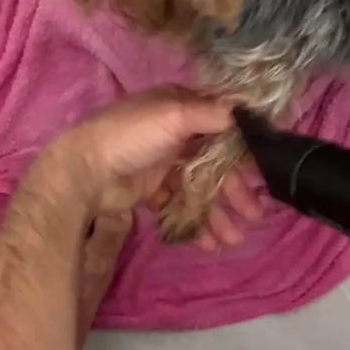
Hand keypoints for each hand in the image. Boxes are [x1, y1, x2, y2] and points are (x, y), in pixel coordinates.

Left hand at [36, 88, 262, 247]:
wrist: (84, 170)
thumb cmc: (131, 135)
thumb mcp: (174, 115)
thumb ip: (212, 114)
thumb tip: (248, 107)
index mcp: (181, 109)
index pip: (223, 127)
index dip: (245, 150)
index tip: (265, 171)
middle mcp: (175, 134)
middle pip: (215, 164)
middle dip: (235, 191)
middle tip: (254, 216)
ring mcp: (163, 163)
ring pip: (199, 189)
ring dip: (218, 213)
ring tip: (233, 239)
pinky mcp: (151, 189)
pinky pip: (180, 206)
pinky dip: (195, 222)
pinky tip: (209, 242)